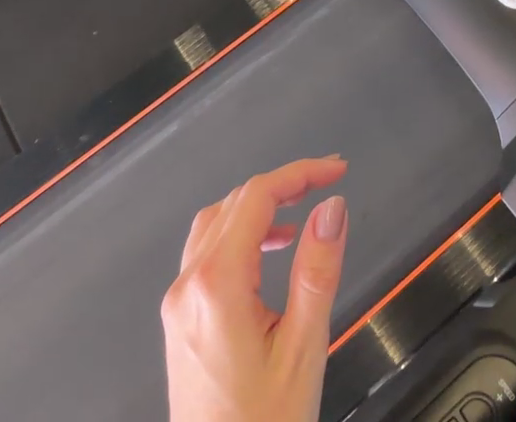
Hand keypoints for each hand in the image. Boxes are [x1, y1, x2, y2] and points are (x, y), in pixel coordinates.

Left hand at [163, 158, 349, 421]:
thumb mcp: (303, 347)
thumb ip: (317, 270)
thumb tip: (331, 208)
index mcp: (217, 286)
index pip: (257, 198)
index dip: (300, 173)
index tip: (336, 169)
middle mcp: (188, 286)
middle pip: (234, 203)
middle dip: (283, 183)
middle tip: (327, 180)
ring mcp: (179, 302)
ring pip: (215, 223)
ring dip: (259, 206)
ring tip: (302, 211)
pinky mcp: (181, 318)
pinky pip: (206, 252)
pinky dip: (240, 233)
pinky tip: (269, 250)